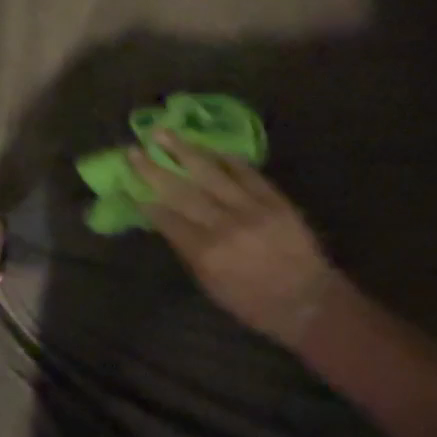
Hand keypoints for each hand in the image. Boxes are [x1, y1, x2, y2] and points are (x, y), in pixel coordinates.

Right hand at [134, 131, 350, 348]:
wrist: (308, 302)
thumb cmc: (254, 303)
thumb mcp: (211, 286)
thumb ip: (189, 251)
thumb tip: (169, 222)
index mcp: (205, 252)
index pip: (167, 219)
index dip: (146, 201)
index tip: (129, 183)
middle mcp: (224, 225)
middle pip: (181, 190)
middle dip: (154, 169)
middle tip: (134, 150)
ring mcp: (251, 208)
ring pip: (211, 172)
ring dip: (184, 150)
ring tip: (164, 132)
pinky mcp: (274, 199)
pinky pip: (246, 172)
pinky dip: (227, 159)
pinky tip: (211, 149)